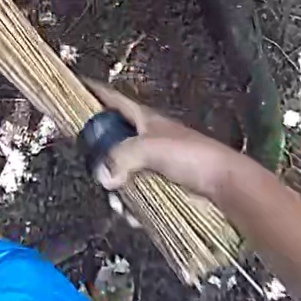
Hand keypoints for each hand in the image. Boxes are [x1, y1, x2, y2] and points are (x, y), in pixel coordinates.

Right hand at [86, 80, 254, 202]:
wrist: (226, 182)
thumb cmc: (193, 156)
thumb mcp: (150, 149)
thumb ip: (122, 157)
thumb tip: (102, 174)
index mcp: (143, 118)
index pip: (111, 98)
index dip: (93, 92)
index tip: (74, 88)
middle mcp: (147, 134)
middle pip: (112, 136)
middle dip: (100, 154)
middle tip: (93, 168)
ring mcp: (154, 157)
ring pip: (122, 165)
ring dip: (117, 185)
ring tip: (119, 203)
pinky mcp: (162, 179)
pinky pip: (136, 186)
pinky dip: (131, 200)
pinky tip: (133, 212)